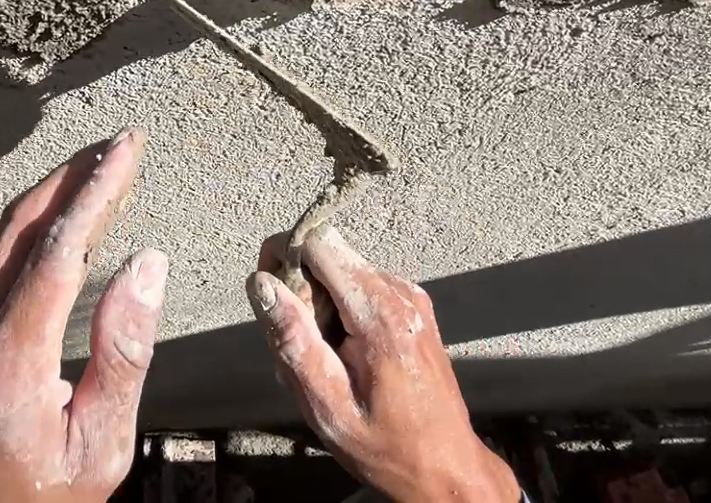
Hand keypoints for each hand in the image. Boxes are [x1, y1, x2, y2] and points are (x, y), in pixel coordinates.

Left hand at [0, 129, 167, 501]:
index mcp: (10, 359)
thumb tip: (147, 264)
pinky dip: (34, 226)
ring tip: (98, 166)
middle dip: (73, 173)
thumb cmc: (37, 502)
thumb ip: (122, 353)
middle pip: (23, 225)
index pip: (59, 249)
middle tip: (118, 144)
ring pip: (3, 236)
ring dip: (52, 193)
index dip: (97, 191)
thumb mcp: (99, 448)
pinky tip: (63, 218)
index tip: (128, 151)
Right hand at [247, 228, 517, 502]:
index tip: (275, 300)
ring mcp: (409, 293)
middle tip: (298, 342)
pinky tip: (343, 351)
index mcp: (378, 312)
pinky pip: (357, 281)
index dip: (283, 257)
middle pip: (326, 252)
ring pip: (339, 266)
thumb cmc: (387, 447)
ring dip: (317, 299)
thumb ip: (293, 340)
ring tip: (322, 354)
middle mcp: (398, 290)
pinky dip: (338, 306)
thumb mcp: (327, 405)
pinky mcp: (411, 302)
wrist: (450, 469)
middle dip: (298, 287)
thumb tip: (260, 282)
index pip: (317, 242)